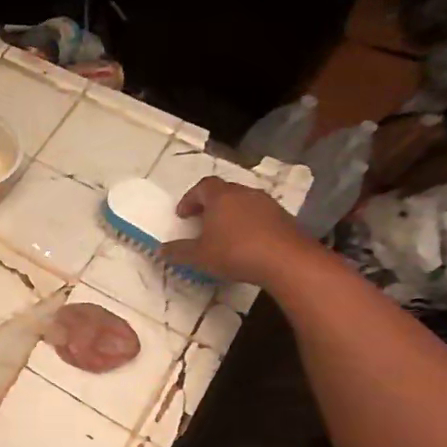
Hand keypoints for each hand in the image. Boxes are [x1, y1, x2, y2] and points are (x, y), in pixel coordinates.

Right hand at [159, 176, 322, 284]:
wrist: (286, 260)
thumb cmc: (235, 252)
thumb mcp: (200, 256)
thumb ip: (179, 252)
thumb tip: (160, 250)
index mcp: (220, 197)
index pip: (202, 187)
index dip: (190, 199)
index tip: (182, 214)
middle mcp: (244, 193)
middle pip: (223, 192)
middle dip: (210, 205)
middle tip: (201, 221)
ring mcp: (267, 203)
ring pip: (243, 202)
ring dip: (231, 214)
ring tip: (224, 233)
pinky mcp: (283, 217)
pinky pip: (259, 215)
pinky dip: (249, 223)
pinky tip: (247, 243)